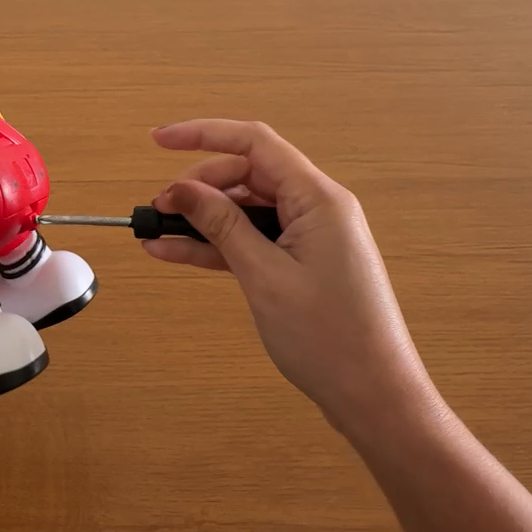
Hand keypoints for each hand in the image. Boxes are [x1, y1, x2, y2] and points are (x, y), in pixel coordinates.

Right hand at [147, 120, 441, 435]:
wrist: (375, 398)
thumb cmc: (329, 338)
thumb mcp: (264, 276)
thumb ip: (222, 225)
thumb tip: (180, 189)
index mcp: (317, 198)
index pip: (254, 143)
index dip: (203, 134)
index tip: (158, 140)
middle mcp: (316, 207)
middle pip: (246, 174)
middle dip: (198, 186)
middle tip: (157, 209)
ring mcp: (309, 235)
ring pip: (244, 209)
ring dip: (201, 218)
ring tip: (156, 232)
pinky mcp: (301, 261)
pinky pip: (252, 239)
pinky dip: (215, 245)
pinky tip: (173, 252)